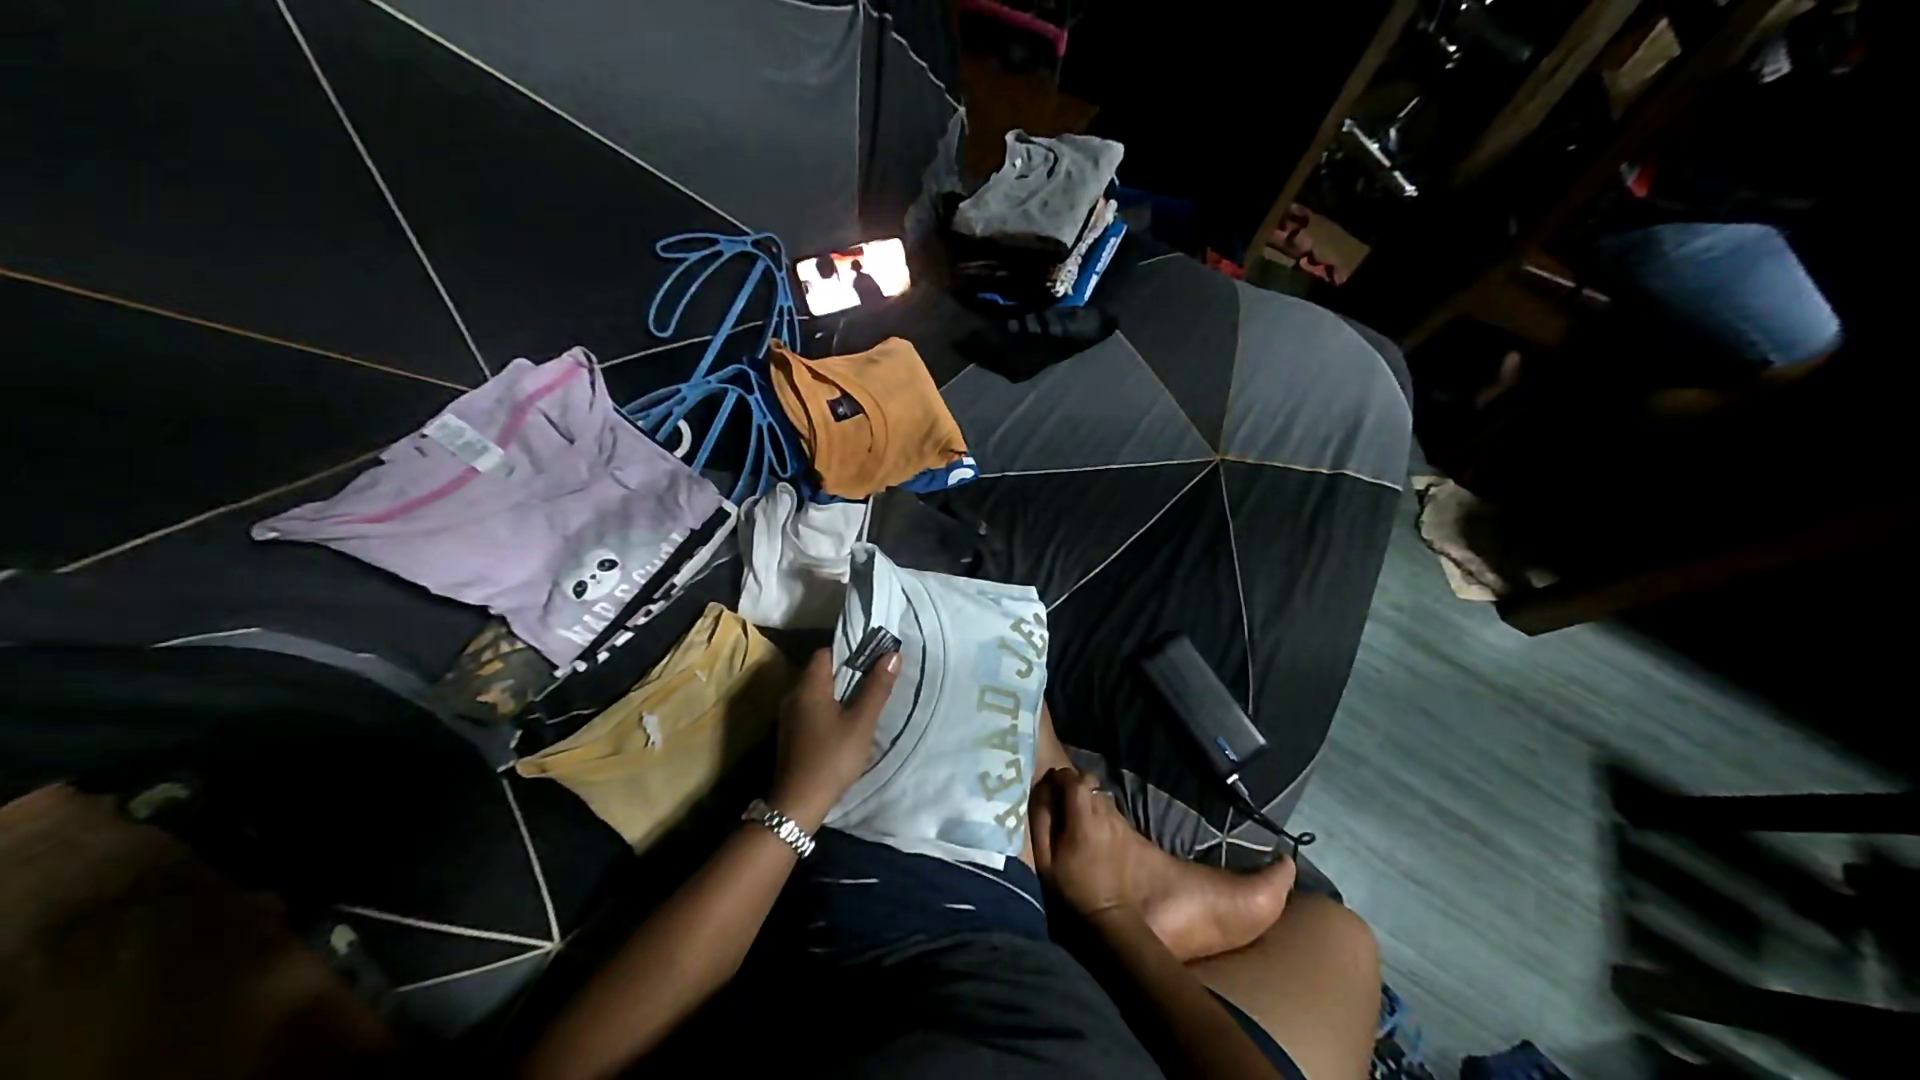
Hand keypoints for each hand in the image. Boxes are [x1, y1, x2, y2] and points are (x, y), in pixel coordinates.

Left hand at [770, 648, 898, 830]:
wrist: (798, 803)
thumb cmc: (832, 758)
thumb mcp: (862, 722)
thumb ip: (877, 687)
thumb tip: (892, 654)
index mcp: (809, 686)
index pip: (826, 653)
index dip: (849, 651)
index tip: (873, 658)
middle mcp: (794, 695)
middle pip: (821, 672)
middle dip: (848, 672)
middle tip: (875, 679)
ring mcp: (790, 716)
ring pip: (818, 692)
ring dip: (840, 692)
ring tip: (865, 701)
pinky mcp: (792, 734)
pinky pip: (813, 709)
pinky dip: (830, 709)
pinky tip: (846, 723)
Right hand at [1028, 767, 1147, 918]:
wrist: (1111, 912)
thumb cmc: (1074, 885)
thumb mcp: (1046, 858)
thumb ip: (1042, 820)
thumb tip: (1041, 791)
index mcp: (1084, 818)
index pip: (1074, 779)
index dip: (1061, 776)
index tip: (1050, 784)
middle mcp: (1105, 813)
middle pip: (1089, 782)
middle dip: (1073, 784)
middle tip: (1060, 799)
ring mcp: (1119, 821)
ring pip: (1099, 794)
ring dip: (1085, 797)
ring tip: (1074, 815)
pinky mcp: (1127, 830)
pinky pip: (1109, 808)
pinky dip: (1097, 810)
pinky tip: (1090, 829)